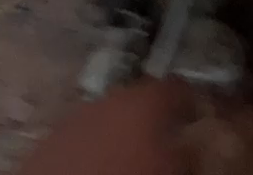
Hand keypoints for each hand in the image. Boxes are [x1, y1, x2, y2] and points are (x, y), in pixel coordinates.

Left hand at [18, 79, 195, 174]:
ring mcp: (82, 113)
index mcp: (147, 99)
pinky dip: (95, 143)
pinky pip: (85, 132)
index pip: (179, 86)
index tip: (197, 116)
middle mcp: (115, 95)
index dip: (191, 100)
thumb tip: (197, 146)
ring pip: (112, 114)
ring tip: (128, 155)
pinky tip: (97, 164)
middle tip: (162, 139)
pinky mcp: (54, 136)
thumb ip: (188, 154)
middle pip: (143, 97)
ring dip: (122, 129)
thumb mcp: (169, 169)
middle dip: (153, 115)